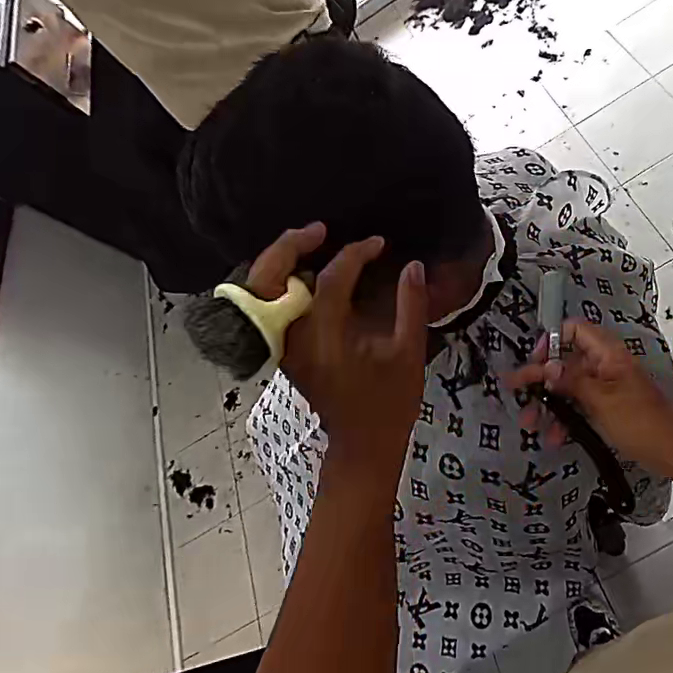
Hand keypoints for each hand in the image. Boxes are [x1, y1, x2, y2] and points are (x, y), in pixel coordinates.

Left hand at [245, 224, 427, 467]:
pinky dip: (281, 282)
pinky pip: (269, 305)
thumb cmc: (390, 401)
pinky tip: (307, 272)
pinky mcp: (284, 349)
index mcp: (325, 337)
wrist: (363, 442)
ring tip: (311, 242)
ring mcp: (283, 344)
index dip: (355, 255)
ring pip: (260, 291)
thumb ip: (410, 305)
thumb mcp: (409, 352)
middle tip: (320, 229)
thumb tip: (412, 265)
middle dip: (290, 246)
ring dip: (280, 261)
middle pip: (270, 278)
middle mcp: (293, 337)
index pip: (330, 279)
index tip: (380, 244)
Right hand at [508, 319, 672, 464]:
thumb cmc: (641, 422)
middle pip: (566, 362)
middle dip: (541, 379)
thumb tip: (546, 366)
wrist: (670, 450)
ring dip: (548, 403)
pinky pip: (578, 406)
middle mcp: (606, 366)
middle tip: (517, 393)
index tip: (535, 362)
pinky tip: (554, 435)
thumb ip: (571, 381)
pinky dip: (564, 418)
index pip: (574, 331)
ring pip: (569, 388)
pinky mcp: (607, 408)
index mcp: (608, 354)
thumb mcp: (600, 400)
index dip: (551, 341)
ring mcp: (606, 388)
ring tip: (531, 422)